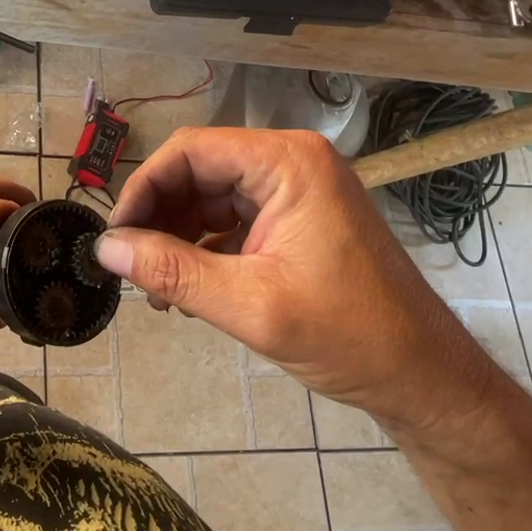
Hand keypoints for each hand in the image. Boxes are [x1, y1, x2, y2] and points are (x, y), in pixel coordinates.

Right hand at [96, 127, 496, 431]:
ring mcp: (295, 191)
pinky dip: (203, 249)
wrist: (427, 380)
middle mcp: (290, 163)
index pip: (191, 150)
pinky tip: (187, 290)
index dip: (144, 187)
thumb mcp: (252, 306)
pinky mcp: (295, 220)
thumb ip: (173, 272)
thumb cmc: (350, 336)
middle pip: (198, 171)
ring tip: (157, 290)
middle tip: (130, 267)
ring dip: (177, 237)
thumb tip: (104, 248)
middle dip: (159, 217)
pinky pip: (231, 220)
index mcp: (287, 162)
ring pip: (210, 197)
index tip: (115, 235)